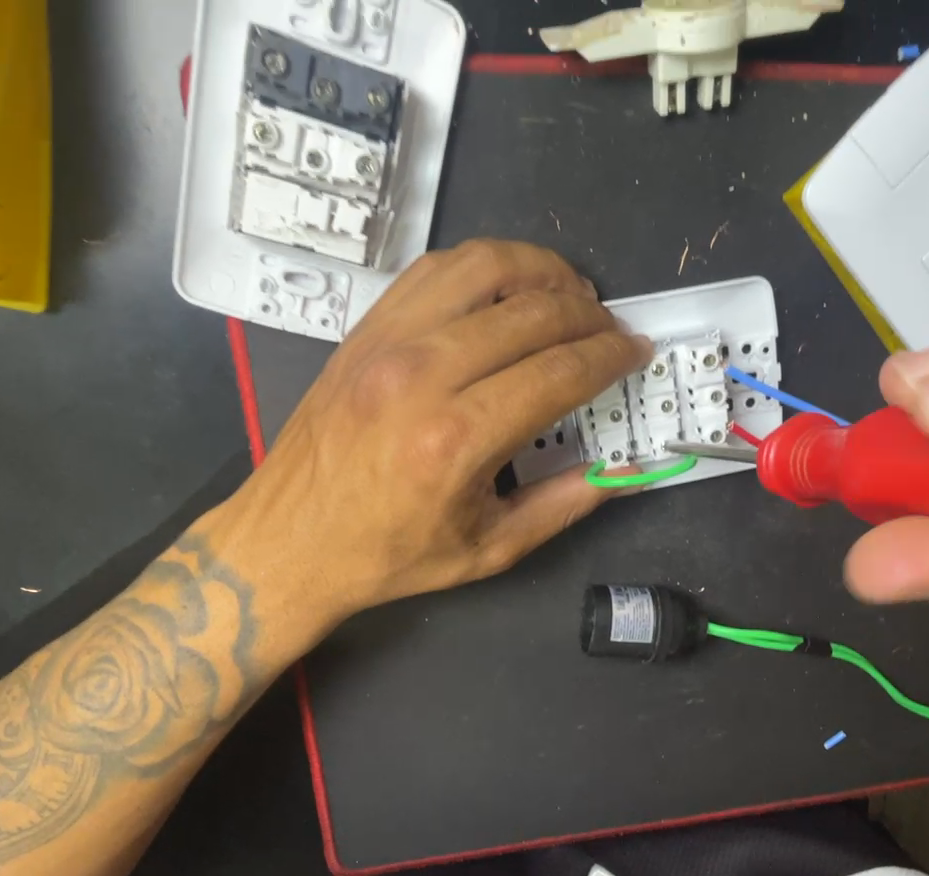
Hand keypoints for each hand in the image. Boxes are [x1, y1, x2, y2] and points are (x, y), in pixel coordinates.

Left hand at [213, 240, 647, 627]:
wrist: (292, 539)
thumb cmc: (393, 554)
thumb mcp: (492, 549)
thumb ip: (568, 503)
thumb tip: (631, 471)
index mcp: (457, 439)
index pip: (558, 372)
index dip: (609, 356)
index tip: (636, 351)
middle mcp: (422, 375)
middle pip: (531, 313)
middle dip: (588, 314)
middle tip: (611, 330)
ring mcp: (387, 342)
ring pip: (483, 269)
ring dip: (541, 271)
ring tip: (570, 293)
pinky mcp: (366, 329)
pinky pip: (436, 271)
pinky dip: (485, 267)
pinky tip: (508, 288)